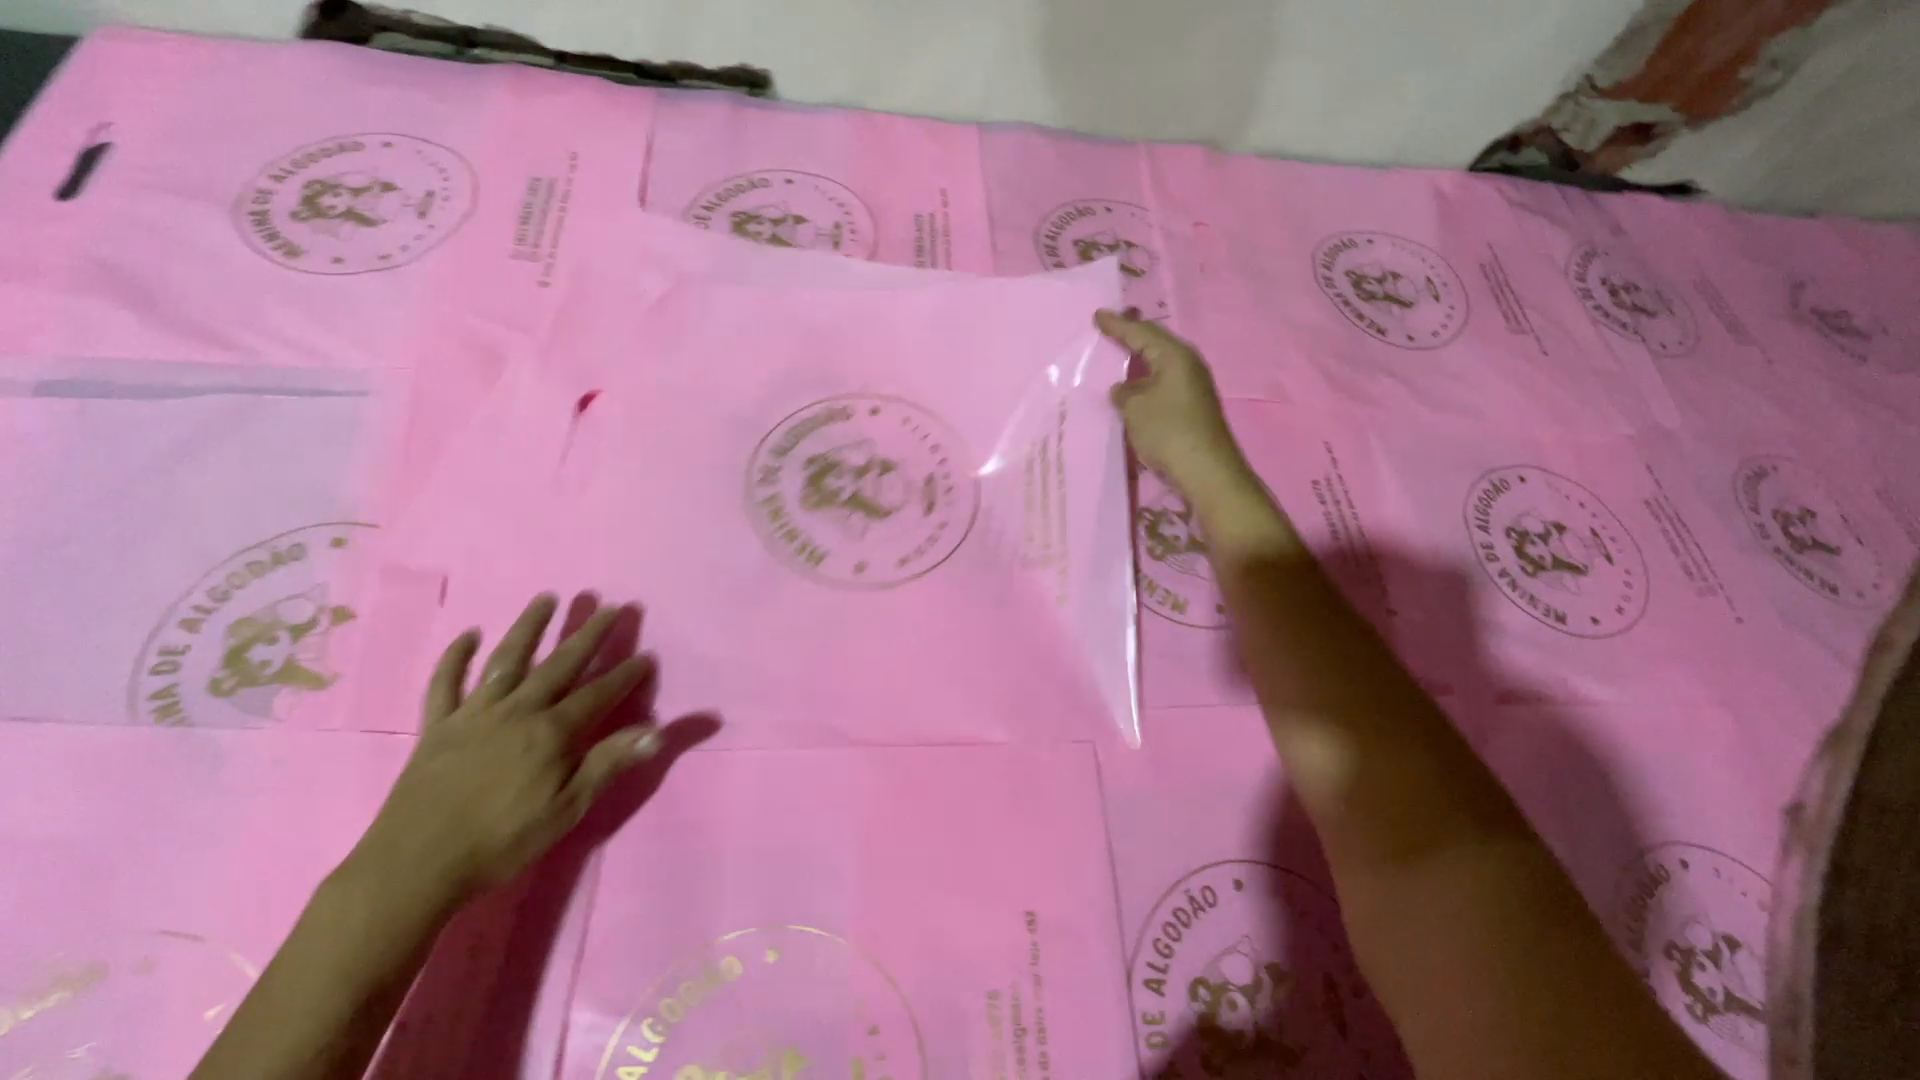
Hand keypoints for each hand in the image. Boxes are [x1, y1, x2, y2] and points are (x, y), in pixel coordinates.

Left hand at [349, 593, 659, 910]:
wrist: (417, 863)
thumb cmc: (502, 841)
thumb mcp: (567, 809)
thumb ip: (608, 764)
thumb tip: (655, 730)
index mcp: (551, 733)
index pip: (598, 695)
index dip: (624, 675)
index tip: (645, 654)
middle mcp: (517, 711)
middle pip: (559, 665)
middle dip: (587, 635)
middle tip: (608, 606)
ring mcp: (473, 714)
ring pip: (506, 660)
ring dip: (529, 627)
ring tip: (546, 598)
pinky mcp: (436, 726)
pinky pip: (445, 684)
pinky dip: (456, 657)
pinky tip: (467, 636)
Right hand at [1096, 309, 1253, 500]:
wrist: (1204, 470)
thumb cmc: (1167, 431)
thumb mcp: (1135, 407)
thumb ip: (1124, 392)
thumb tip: (1124, 389)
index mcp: (1174, 356)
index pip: (1141, 332)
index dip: (1117, 325)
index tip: (1097, 315)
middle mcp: (1187, 364)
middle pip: (1154, 343)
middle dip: (1132, 335)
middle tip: (1109, 326)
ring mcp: (1192, 386)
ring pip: (1159, 363)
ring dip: (1139, 358)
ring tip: (1118, 352)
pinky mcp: (1191, 406)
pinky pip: (1161, 382)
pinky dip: (1145, 379)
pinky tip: (1133, 385)